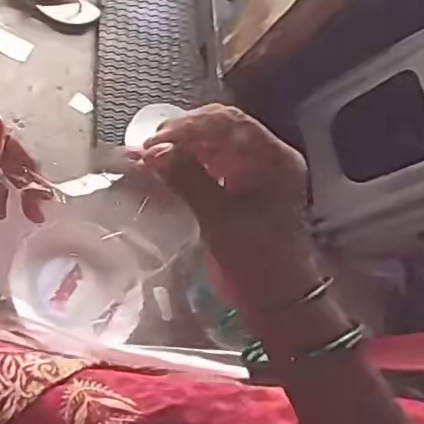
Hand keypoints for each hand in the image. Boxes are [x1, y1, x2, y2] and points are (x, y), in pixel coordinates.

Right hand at [137, 104, 318, 306]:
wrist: (275, 300)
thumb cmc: (258, 260)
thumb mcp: (220, 219)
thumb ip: (187, 180)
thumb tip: (153, 151)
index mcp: (274, 159)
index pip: (230, 124)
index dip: (190, 126)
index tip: (156, 141)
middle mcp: (265, 158)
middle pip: (220, 128)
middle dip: (182, 133)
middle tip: (148, 147)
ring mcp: (250, 172)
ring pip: (210, 144)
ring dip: (179, 147)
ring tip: (149, 156)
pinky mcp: (236, 186)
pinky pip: (206, 163)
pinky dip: (182, 163)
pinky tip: (160, 168)